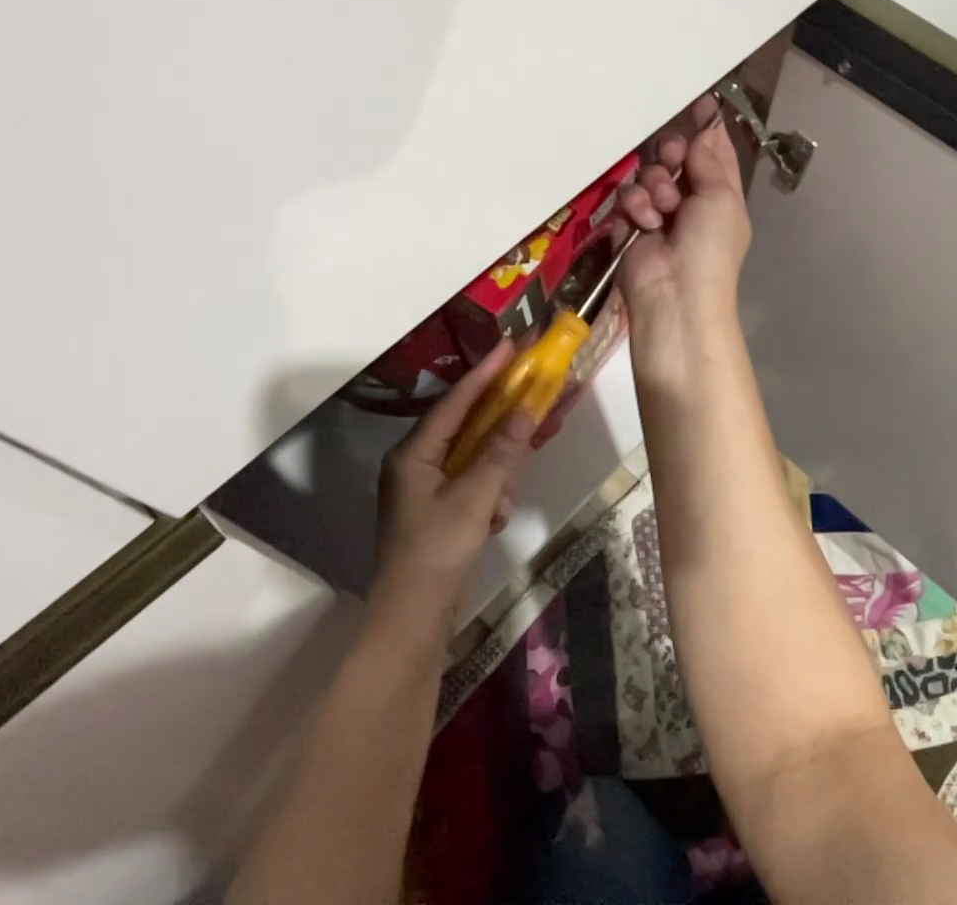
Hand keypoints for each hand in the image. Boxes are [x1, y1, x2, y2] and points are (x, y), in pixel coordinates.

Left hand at [374, 340, 536, 597]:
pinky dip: (490, 499)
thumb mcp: (475, 498)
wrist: (413, 612)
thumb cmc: (437, 549)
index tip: (512, 345)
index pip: (457, 401)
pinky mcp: (442, 510)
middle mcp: (418, 463)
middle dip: (507, 419)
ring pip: (478, 460)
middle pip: (470, 427)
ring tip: (508, 494)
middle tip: (543, 391)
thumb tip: (525, 410)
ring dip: (500, 474)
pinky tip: (494, 522)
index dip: (486, 372)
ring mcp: (429, 488)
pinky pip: (475, 487)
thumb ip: (502, 452)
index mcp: (414, 452)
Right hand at [614, 93, 750, 317]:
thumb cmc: (710, 248)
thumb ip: (710, 161)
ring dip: (655, 185)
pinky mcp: (629, 225)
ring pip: (648, 173)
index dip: (706, 128)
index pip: (714, 152)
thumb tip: (706, 131)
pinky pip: (626, 196)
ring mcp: (658, 213)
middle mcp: (690, 201)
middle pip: (675, 156)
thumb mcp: (722, 198)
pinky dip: (635, 206)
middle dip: (672, 154)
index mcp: (720, 195)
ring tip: (663, 209)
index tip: (699, 102)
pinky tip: (645, 224)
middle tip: (672, 160)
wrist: (675, 296)